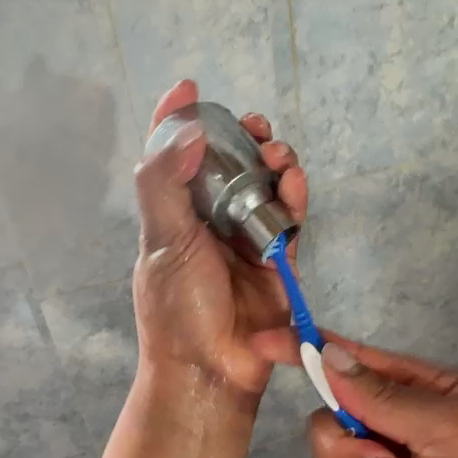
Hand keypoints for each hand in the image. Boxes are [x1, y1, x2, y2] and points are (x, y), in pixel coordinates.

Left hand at [131, 80, 307, 397]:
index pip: (174, 156)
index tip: (191, 87)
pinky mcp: (278, 258)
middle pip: (229, 164)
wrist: (213, 369)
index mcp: (174, 214)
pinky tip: (293, 183)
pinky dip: (294, 195)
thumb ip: (165, 183)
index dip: (180, 119)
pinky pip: (290, 216)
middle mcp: (209, 221)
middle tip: (256, 125)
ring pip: (264, 185)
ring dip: (274, 162)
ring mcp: (245, 239)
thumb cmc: (178, 306)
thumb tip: (188, 129)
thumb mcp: (162, 241)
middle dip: (243, 138)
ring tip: (279, 155)